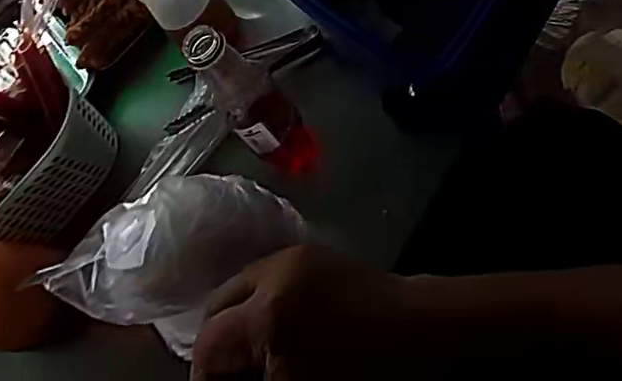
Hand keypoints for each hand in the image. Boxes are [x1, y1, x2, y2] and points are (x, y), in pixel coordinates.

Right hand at [190, 245, 408, 380]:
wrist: (417, 335)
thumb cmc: (357, 373)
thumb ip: (248, 375)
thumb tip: (219, 374)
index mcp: (268, 311)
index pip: (207, 342)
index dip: (204, 376)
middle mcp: (278, 270)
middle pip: (219, 302)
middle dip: (217, 341)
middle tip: (231, 376)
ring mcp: (299, 255)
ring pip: (244, 284)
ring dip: (239, 318)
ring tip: (254, 356)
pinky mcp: (316, 253)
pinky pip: (272, 275)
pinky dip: (264, 300)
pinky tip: (278, 331)